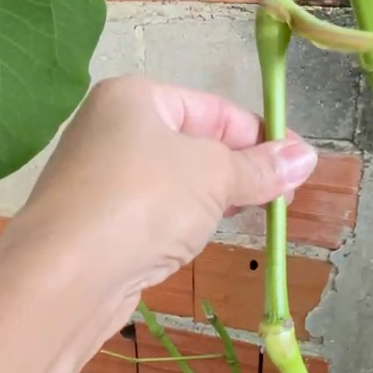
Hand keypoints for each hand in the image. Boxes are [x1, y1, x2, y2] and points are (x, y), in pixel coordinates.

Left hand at [0, 76, 316, 327]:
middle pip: (192, 145)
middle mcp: (109, 132)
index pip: (211, 108)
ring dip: (211, 200)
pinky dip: (179, 226)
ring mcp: (98, 182)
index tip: (298, 165)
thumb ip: (259, 168)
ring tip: (248, 216)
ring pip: (172, 185)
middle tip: (282, 197)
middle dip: (238, 170)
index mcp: (133, 98)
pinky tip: (196, 242)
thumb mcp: (213, 175)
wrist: (66, 274)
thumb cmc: (142, 201)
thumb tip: (306, 158)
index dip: (259, 136)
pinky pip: (151, 217)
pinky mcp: (96, 227)